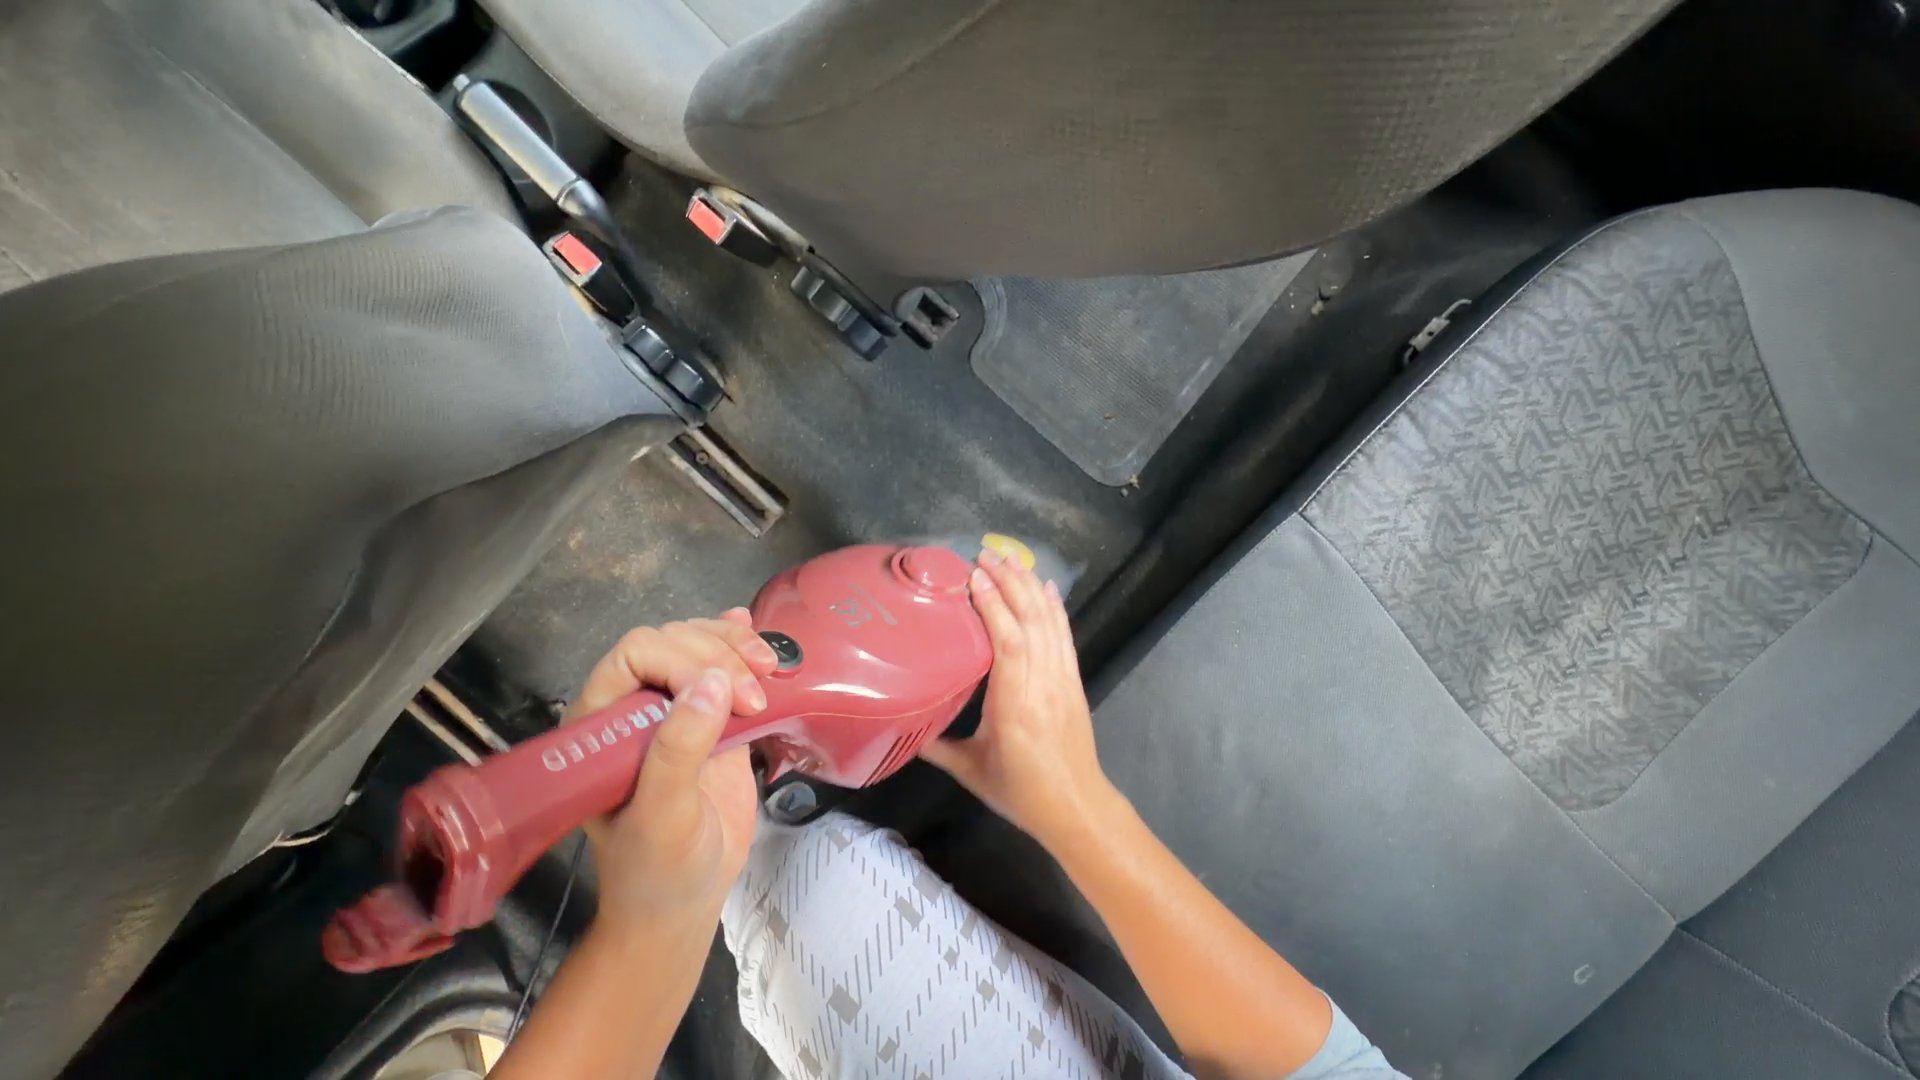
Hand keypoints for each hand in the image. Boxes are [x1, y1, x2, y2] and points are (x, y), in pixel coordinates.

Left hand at [567, 610, 777, 930]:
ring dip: (736, 646)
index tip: (725, 694)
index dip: (680, 660)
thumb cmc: (659, 868)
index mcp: (602, 722)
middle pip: (673, 641)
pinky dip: (739, 644)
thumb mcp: (663, 816)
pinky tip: (753, 632)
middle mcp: (633, 705)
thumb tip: (713, 684)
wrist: (686, 900)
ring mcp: (674, 709)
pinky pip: (722, 667)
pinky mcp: (712, 717)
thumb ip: (678, 751)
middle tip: (756, 697)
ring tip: (770, 670)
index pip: (635, 655)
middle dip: (718, 657)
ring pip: (700, 644)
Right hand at [920, 553, 1117, 850]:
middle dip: (1008, 583)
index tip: (972, 577)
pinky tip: (1045, 587)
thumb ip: (937, 746)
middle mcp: (1041, 684)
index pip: (1007, 642)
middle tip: (984, 555)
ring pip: (1048, 623)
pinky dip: (1055, 608)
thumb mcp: (971, 771)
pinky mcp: (1074, 681)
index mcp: (1014, 705)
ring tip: (1008, 559)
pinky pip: (1064, 636)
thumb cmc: (1020, 791)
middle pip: (1029, 622)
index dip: (992, 606)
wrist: (1077, 806)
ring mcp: (1062, 680)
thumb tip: (901, 723)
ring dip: (1029, 587)